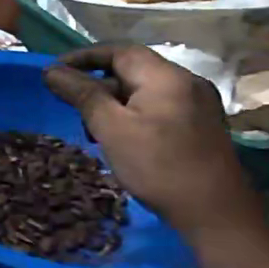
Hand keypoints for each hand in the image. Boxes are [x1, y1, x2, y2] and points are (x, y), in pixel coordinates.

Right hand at [44, 44, 258, 235]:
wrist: (217, 216)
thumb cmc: (159, 168)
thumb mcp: (111, 129)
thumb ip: (82, 94)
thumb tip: (51, 71)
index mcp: (166, 76)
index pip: (118, 51)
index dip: (83, 58)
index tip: (55, 72)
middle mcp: (186, 81)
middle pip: (132, 69)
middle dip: (98, 84)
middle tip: (72, 107)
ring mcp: (198, 104)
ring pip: (145, 90)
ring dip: (115, 102)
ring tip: (95, 130)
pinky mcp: (202, 126)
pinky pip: (160, 107)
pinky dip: (135, 114)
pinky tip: (123, 139)